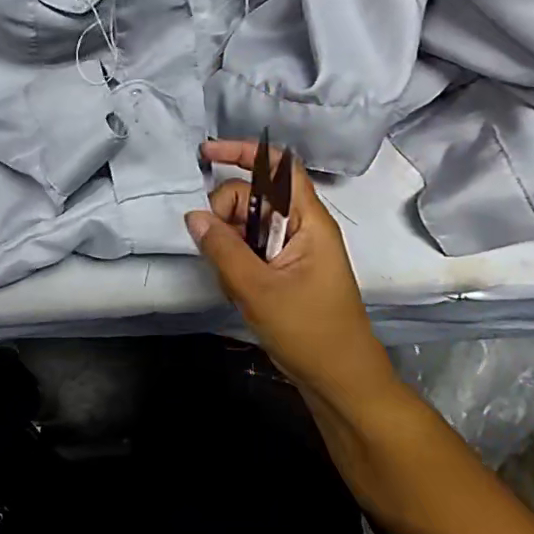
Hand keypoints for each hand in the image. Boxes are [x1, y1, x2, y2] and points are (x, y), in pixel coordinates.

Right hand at [186, 139, 402, 412]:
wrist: (340, 381)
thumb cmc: (309, 332)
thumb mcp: (258, 289)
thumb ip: (223, 249)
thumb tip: (193, 216)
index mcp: (309, 222)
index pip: (278, 168)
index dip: (244, 153)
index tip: (206, 153)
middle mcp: (300, 228)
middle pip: (252, 197)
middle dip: (226, 215)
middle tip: (217, 249)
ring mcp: (290, 249)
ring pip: (245, 225)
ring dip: (228, 245)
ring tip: (234, 282)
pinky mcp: (281, 269)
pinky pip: (248, 249)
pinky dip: (234, 262)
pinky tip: (237, 290)